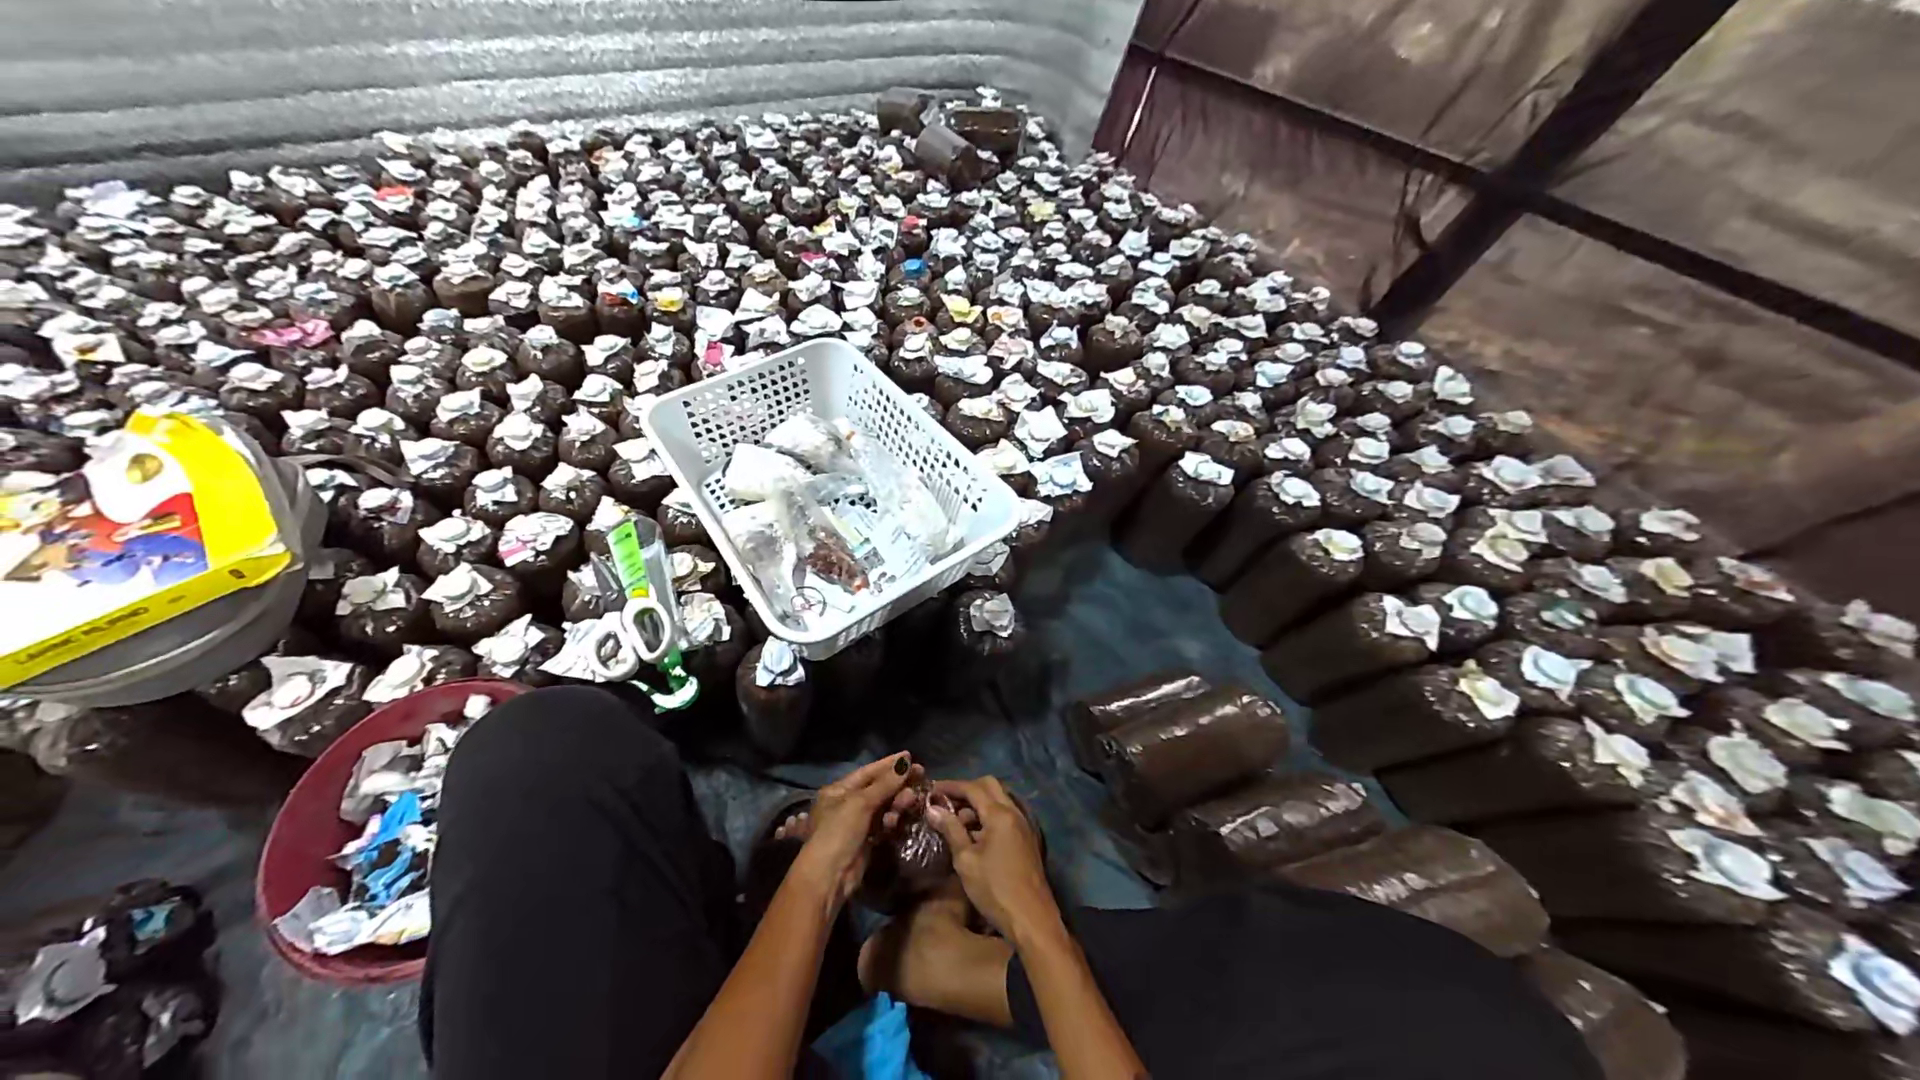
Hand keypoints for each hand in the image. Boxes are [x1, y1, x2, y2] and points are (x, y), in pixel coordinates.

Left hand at [793, 753, 922, 906]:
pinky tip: (898, 818)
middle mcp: (846, 803)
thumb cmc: (839, 831)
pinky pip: (883, 823)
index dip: (889, 764)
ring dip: (897, 802)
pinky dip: (892, 819)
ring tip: (911, 799)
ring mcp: (856, 823)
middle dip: (898, 783)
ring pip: (883, 806)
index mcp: (838, 790)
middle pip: (878, 788)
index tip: (909, 756)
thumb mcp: (861, 803)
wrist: (829, 876)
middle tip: (920, 775)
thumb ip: (885, 783)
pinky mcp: (866, 840)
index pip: (868, 771)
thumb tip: (905, 761)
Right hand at [926, 777, 1058, 942]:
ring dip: (977, 804)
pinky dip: (988, 816)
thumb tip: (933, 809)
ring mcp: (1023, 825)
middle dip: (966, 790)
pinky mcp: (1026, 838)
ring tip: (955, 821)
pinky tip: (973, 834)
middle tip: (945, 803)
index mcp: (1000, 814)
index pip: (973, 788)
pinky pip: (1005, 815)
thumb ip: (951, 830)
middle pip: (989, 786)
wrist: (1032, 919)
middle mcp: (1015, 812)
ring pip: (998, 800)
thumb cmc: (995, 889)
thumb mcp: (966, 860)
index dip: (950, 786)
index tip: (931, 790)